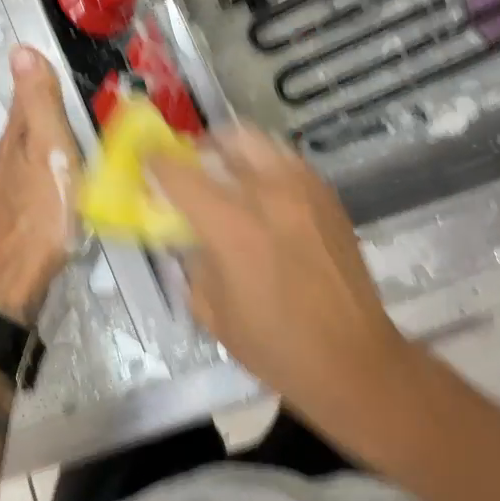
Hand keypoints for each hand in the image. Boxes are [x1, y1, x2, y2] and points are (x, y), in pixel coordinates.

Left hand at [0, 46, 77, 325]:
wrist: (16, 277)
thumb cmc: (44, 210)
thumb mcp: (51, 149)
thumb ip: (39, 102)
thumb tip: (20, 49)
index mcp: (15, 139)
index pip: (26, 99)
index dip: (42, 86)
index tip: (65, 82)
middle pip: (20, 131)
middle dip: (40, 123)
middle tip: (73, 124)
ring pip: (12, 161)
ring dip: (30, 154)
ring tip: (57, 159)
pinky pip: (9, 192)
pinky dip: (21, 186)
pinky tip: (28, 193)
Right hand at [147, 129, 405, 412]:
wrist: (354, 360)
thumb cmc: (275, 346)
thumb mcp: (212, 312)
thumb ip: (193, 261)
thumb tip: (188, 233)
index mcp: (233, 227)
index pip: (182, 175)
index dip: (156, 164)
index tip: (145, 161)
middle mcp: (270, 195)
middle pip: (229, 140)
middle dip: (203, 148)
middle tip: (193, 167)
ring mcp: (305, 191)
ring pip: (263, 144)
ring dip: (237, 153)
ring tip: (229, 177)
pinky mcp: (329, 198)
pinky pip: (288, 164)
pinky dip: (267, 169)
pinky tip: (264, 199)